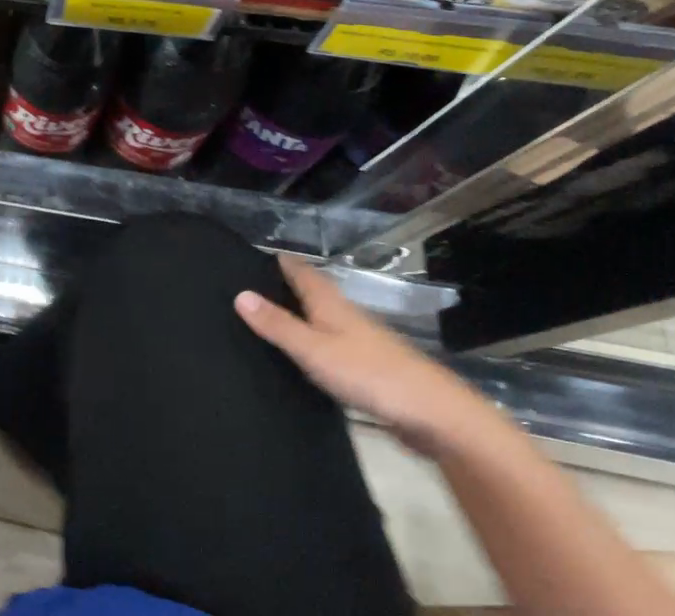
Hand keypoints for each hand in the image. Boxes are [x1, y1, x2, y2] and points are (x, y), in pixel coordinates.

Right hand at [235, 256, 496, 455]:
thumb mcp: (314, 349)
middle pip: (311, 293)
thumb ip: (278, 325)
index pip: (300, 271)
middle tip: (244, 290)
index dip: (277, 262)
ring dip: (296, 317)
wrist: (434, 416)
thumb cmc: (370, 374)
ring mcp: (360, 343)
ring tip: (263, 322)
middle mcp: (345, 316)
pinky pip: (329, 346)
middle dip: (282, 288)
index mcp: (332, 305)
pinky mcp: (367, 370)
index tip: (247, 258)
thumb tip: (240, 294)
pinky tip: (297, 360)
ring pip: (320, 320)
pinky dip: (309, 345)